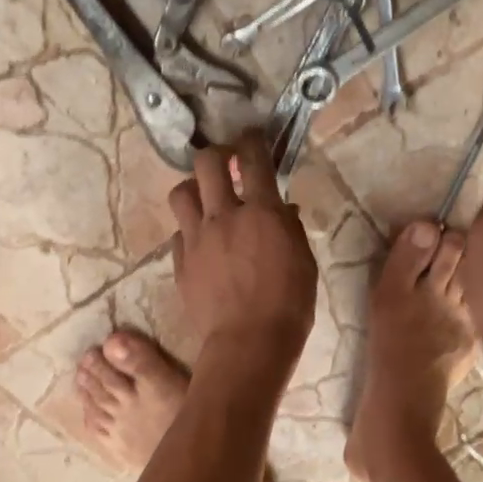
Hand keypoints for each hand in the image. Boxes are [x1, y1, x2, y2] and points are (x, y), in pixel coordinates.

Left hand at [168, 135, 318, 361]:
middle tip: (226, 163)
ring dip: (194, 189)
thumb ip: (289, 230)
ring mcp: (197, 238)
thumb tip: (282, 211)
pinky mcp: (180, 262)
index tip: (251, 138)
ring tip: (206, 200)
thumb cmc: (289, 306)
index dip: (251, 141)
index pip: (254, 159)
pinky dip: (190, 230)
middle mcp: (224, 216)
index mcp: (262, 212)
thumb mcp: (303, 262)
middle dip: (216, 155)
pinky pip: (179, 233)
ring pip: (181, 193)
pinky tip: (202, 243)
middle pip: (207, 164)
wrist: (248, 343)